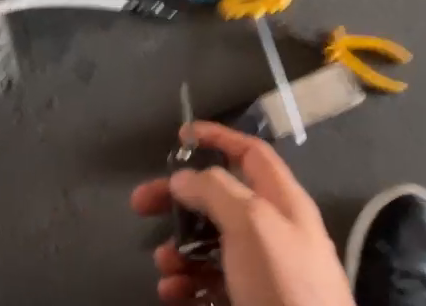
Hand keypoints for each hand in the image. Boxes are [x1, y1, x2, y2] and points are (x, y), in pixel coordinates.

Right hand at [131, 121, 352, 305]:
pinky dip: (186, 283)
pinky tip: (172, 292)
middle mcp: (273, 232)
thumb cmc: (285, 284)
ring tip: (164, 264)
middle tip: (141, 203)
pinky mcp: (249, 304)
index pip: (250, 154)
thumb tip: (184, 177)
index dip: (218, 138)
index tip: (181, 137)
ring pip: (210, 245)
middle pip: (219, 199)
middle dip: (179, 199)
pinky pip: (209, 284)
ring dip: (179, 248)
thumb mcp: (251, 224)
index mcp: (282, 202)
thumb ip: (214, 190)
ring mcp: (261, 272)